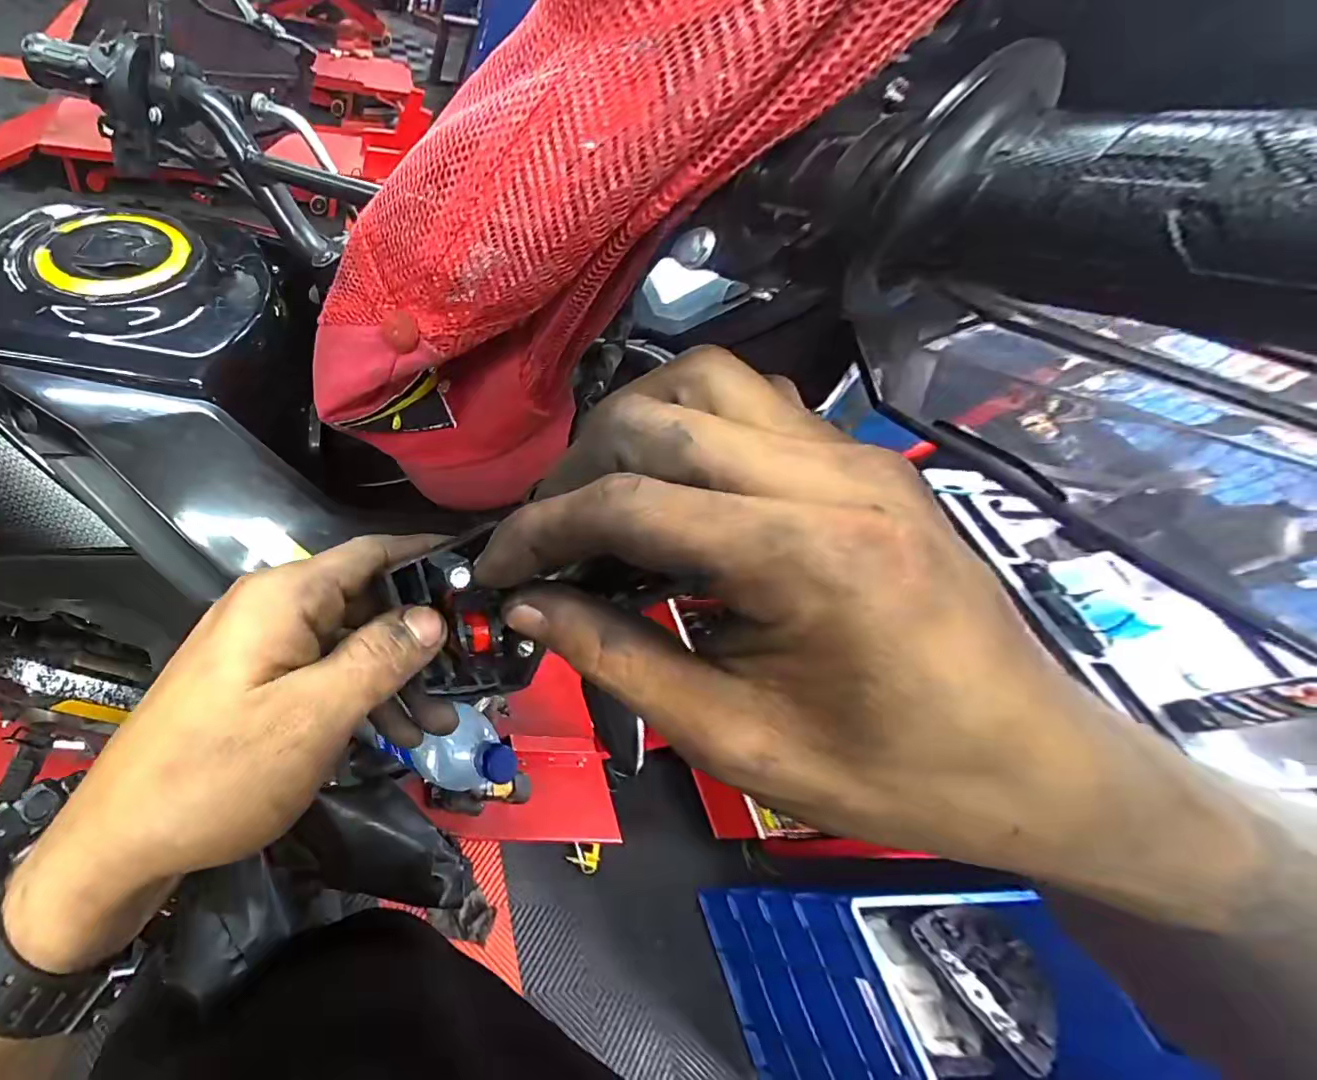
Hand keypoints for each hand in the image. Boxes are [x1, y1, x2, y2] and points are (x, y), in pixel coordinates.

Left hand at [3, 536, 451, 969]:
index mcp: (283, 597)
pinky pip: (315, 672)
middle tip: (462, 684)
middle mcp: (269, 608)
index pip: (368, 553)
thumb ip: (377, 658)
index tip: (475, 576)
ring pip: (342, 643)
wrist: (123, 836)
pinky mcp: (250, 681)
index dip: (423, 558)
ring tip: (432, 727)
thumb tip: (430, 616)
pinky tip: (385, 733)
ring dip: (389, 677)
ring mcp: (256, 645)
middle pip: (360, 601)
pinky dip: (353, 696)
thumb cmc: (220, 772)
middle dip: (414, 639)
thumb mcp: (313, 716)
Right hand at [474, 347, 1265, 928]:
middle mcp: (828, 476)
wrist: (1035, 764)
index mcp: (804, 556)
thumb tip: (524, 604)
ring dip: (625, 427)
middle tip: (544, 540)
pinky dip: (680, 421)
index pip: (626, 503)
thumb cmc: (883, 771)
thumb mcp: (727, 737)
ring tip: (596, 495)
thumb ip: (612, 657)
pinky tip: (666, 483)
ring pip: (700, 380)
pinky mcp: (855, 455)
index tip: (494, 570)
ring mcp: (849, 453)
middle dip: (570, 475)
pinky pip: (744, 397)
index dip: (538, 532)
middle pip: (651, 420)